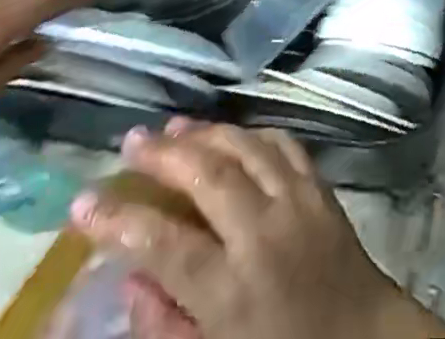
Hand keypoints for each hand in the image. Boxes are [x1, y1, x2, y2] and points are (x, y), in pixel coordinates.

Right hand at [71, 119, 444, 338]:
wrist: (360, 329)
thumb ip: (163, 322)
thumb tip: (131, 277)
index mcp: (230, 288)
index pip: (164, 244)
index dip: (120, 221)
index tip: (84, 202)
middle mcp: (266, 232)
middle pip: (212, 178)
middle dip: (167, 156)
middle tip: (131, 140)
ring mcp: (300, 202)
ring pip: (251, 151)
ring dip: (210, 133)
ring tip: (173, 126)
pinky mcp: (322, 188)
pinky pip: (286, 148)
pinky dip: (254, 134)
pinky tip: (231, 133)